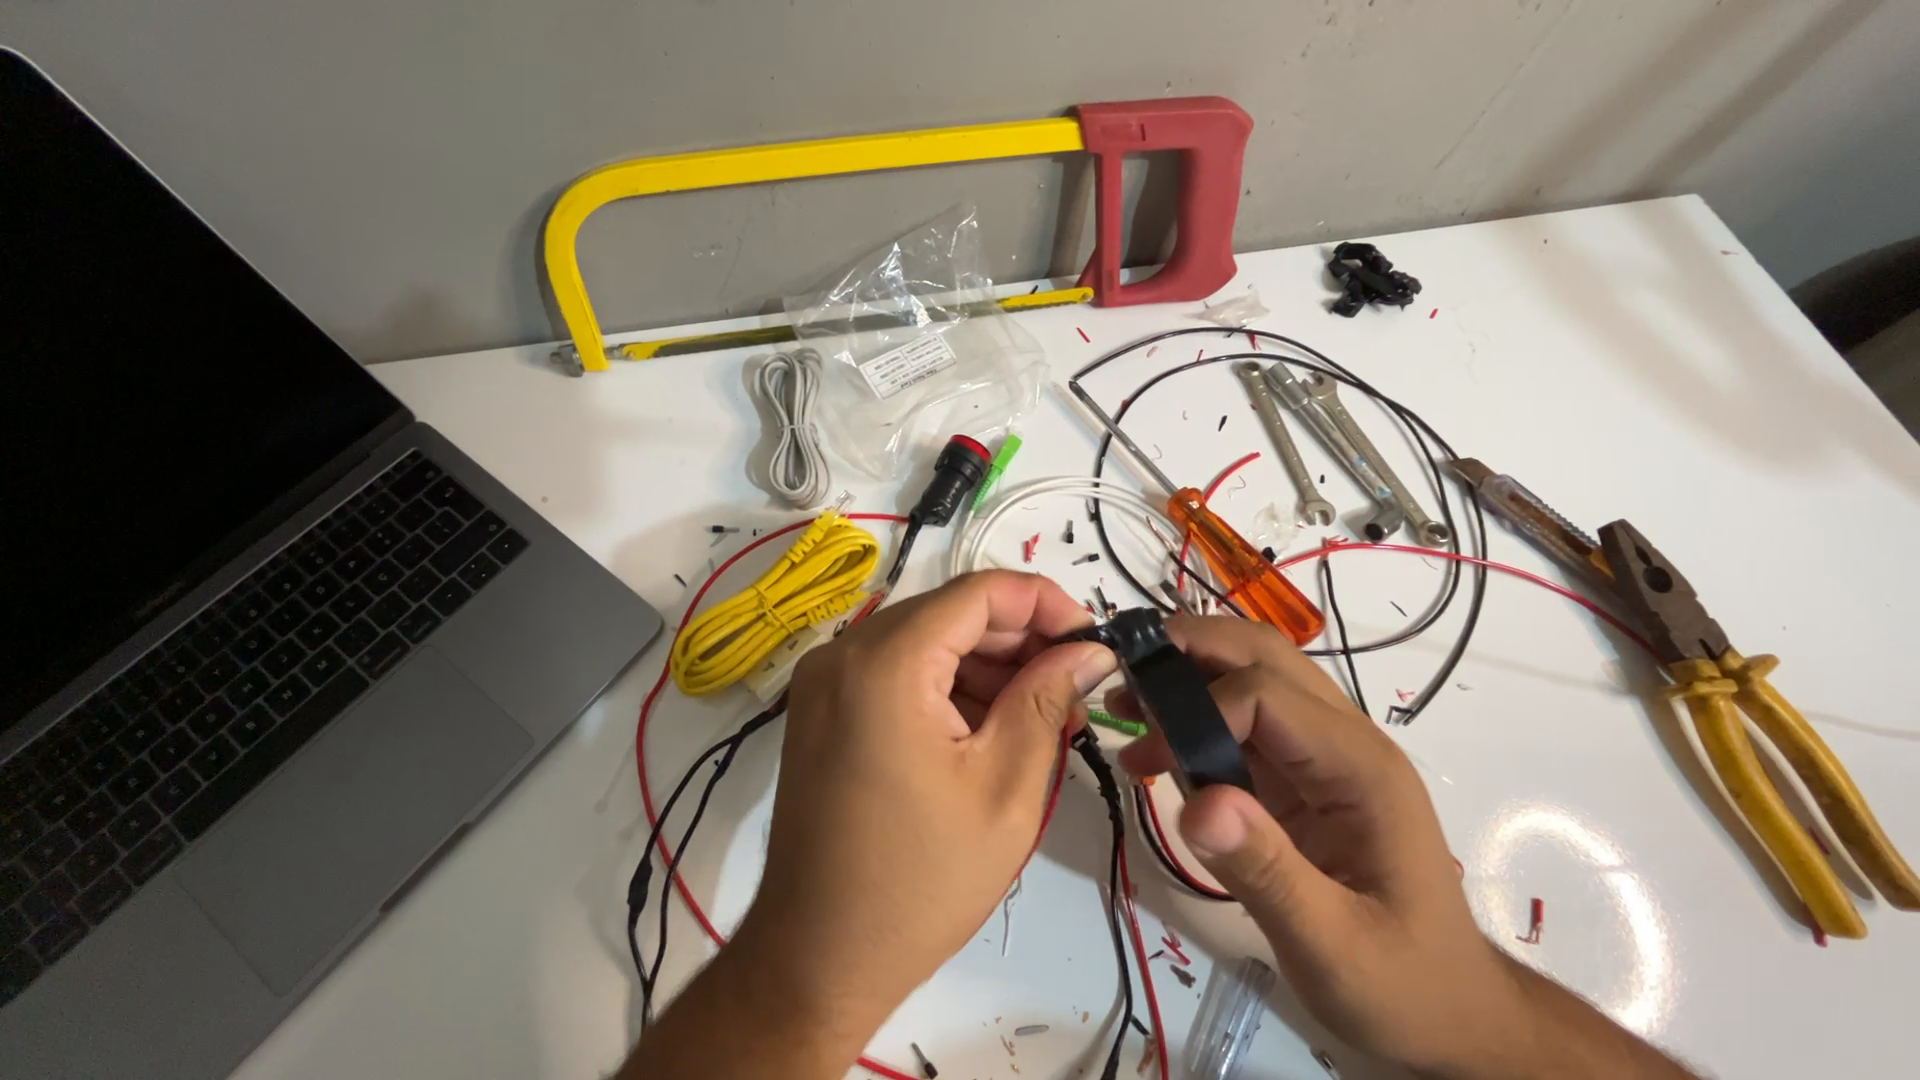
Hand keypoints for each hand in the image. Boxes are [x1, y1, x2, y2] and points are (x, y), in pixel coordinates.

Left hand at [735, 570, 1115, 1036]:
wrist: (819, 956)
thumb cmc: (921, 880)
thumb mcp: (1006, 787)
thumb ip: (1047, 698)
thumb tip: (1088, 649)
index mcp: (886, 663)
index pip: (979, 591)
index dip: (1046, 603)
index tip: (1093, 639)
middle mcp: (844, 653)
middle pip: (950, 612)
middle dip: (1020, 639)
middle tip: (1075, 684)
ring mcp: (825, 682)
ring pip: (925, 640)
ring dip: (987, 664)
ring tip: (1042, 714)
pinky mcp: (822, 710)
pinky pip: (896, 671)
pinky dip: (947, 685)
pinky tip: (989, 728)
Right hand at [1109, 616, 1517, 1074]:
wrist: (1455, 1011)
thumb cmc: (1403, 985)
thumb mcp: (1333, 947)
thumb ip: (1266, 872)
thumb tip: (1198, 803)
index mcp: (1360, 768)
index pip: (1266, 695)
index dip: (1198, 712)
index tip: (1147, 761)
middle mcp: (1346, 742)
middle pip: (1264, 657)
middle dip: (1189, 650)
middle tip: (1121, 674)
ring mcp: (1324, 756)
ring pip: (1255, 675)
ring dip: (1189, 674)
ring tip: (1126, 702)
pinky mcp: (1304, 778)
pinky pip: (1246, 722)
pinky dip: (1197, 718)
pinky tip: (1158, 747)